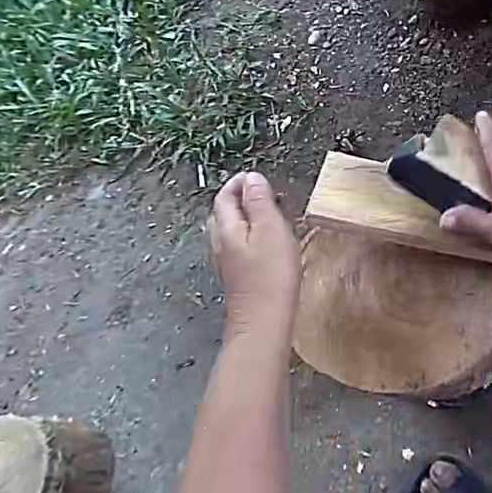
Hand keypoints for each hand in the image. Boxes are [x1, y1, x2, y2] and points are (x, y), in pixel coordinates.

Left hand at [207, 171, 300, 342]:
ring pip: (229, 228)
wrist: (265, 318)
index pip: (224, 197)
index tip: (257, 175)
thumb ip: (260, 202)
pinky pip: (237, 243)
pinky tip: (266, 238)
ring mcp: (226, 260)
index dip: (239, 182)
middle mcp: (220, 242)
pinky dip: (249, 231)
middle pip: (222, 212)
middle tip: (264, 190)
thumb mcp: (271, 229)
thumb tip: (252, 178)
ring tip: (268, 210)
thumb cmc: (271, 273)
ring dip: (244, 214)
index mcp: (226, 228)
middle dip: (239, 196)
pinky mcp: (237, 273)